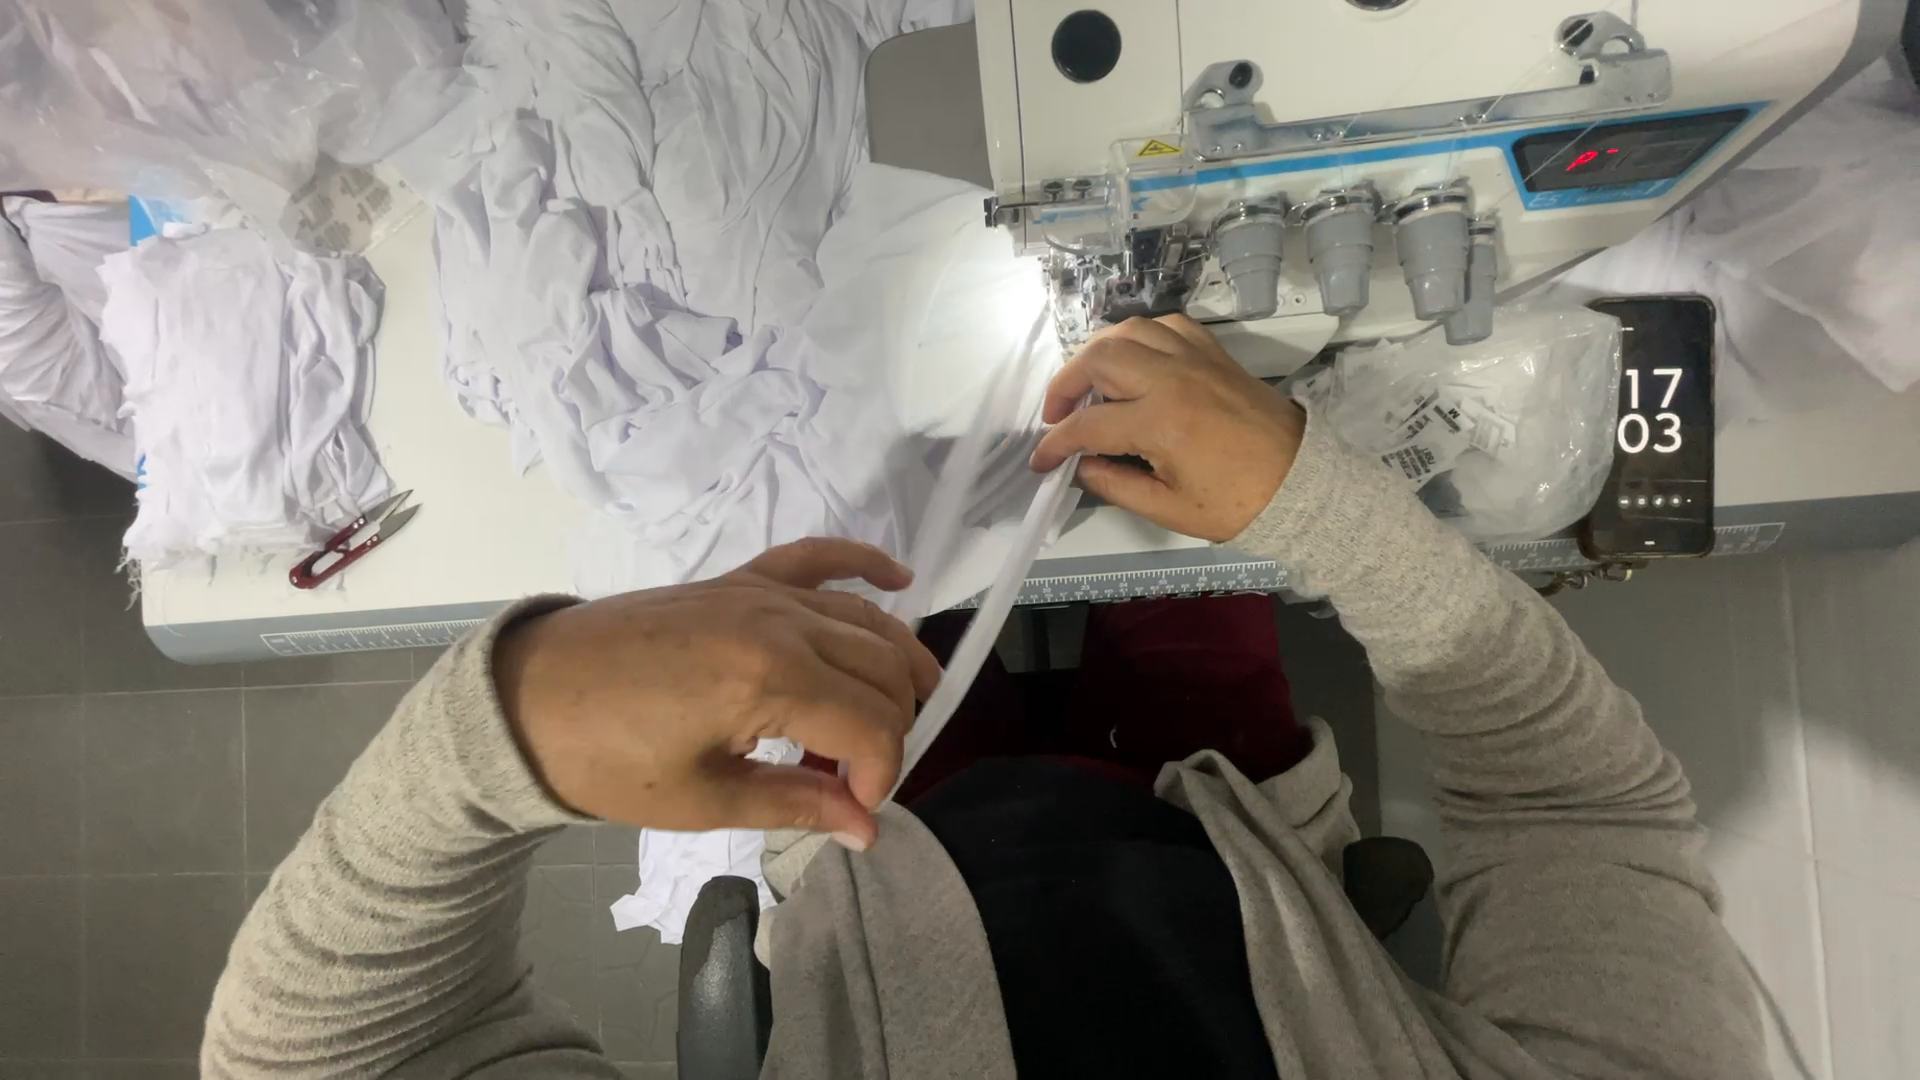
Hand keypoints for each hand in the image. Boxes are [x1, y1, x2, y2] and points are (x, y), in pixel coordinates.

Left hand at [493, 539, 941, 849]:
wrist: (526, 698)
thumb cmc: (605, 759)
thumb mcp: (701, 799)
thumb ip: (795, 804)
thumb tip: (865, 829)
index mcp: (768, 678)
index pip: (871, 722)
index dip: (882, 772)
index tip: (858, 807)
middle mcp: (780, 622)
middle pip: (882, 666)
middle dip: (896, 723)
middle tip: (869, 769)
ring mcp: (762, 591)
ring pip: (865, 617)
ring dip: (899, 658)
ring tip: (916, 698)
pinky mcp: (742, 577)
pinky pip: (817, 555)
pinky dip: (864, 561)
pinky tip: (899, 576)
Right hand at [1030, 315, 1305, 541]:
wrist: (1301, 482)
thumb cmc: (1235, 502)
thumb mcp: (1167, 508)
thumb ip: (1114, 484)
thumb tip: (1081, 465)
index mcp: (1160, 422)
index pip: (1087, 425)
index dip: (1055, 444)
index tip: (1041, 460)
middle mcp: (1172, 378)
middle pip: (1098, 359)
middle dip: (1065, 385)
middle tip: (1056, 415)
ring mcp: (1194, 358)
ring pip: (1128, 330)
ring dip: (1096, 353)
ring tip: (1087, 383)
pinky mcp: (1213, 353)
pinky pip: (1165, 325)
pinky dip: (1138, 337)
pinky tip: (1132, 361)